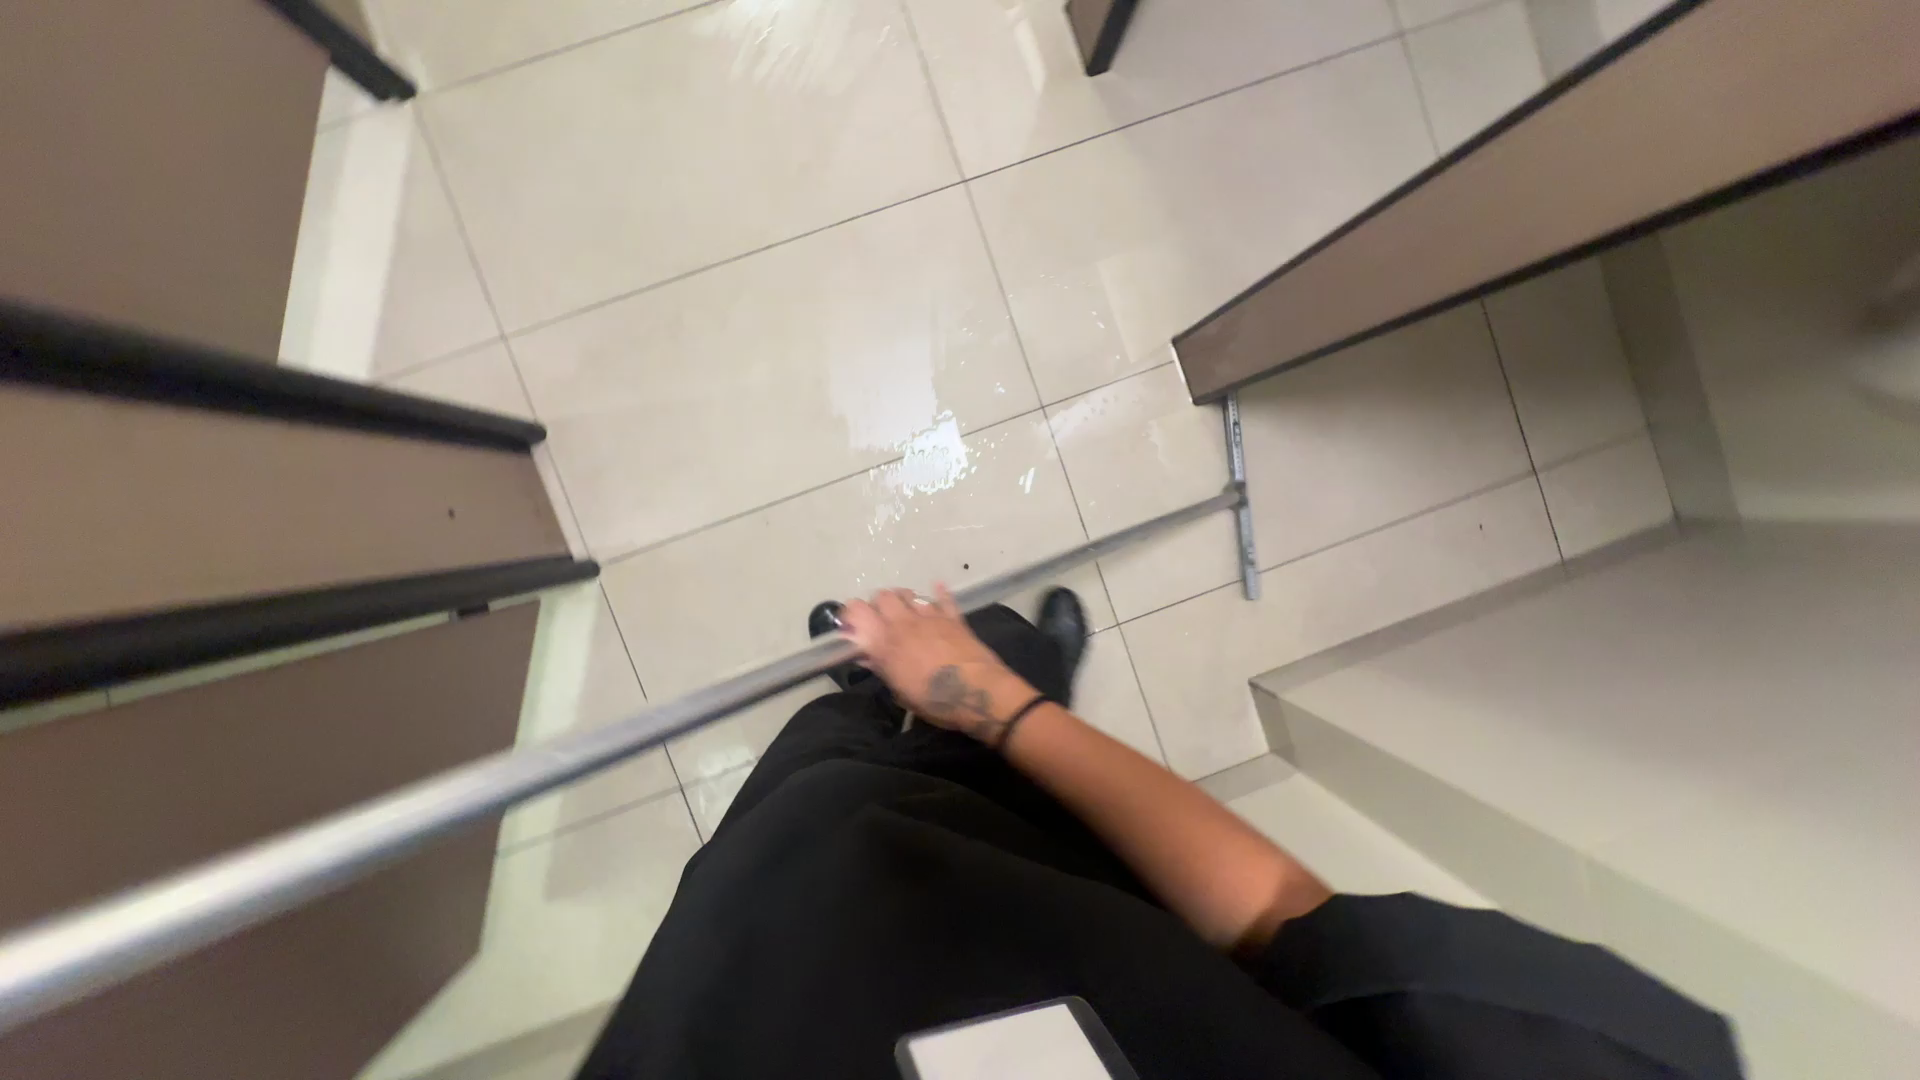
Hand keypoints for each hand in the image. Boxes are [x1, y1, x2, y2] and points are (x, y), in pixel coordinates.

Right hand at [837, 587, 1037, 743]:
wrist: (977, 692)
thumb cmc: (934, 700)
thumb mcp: (900, 691)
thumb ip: (882, 667)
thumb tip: (867, 655)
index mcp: (885, 642)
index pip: (856, 611)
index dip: (851, 614)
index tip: (851, 626)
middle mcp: (903, 622)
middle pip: (882, 596)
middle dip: (878, 605)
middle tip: (881, 620)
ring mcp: (930, 616)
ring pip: (908, 593)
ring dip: (903, 599)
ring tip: (905, 611)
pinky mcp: (953, 617)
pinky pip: (943, 597)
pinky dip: (938, 593)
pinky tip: (936, 589)